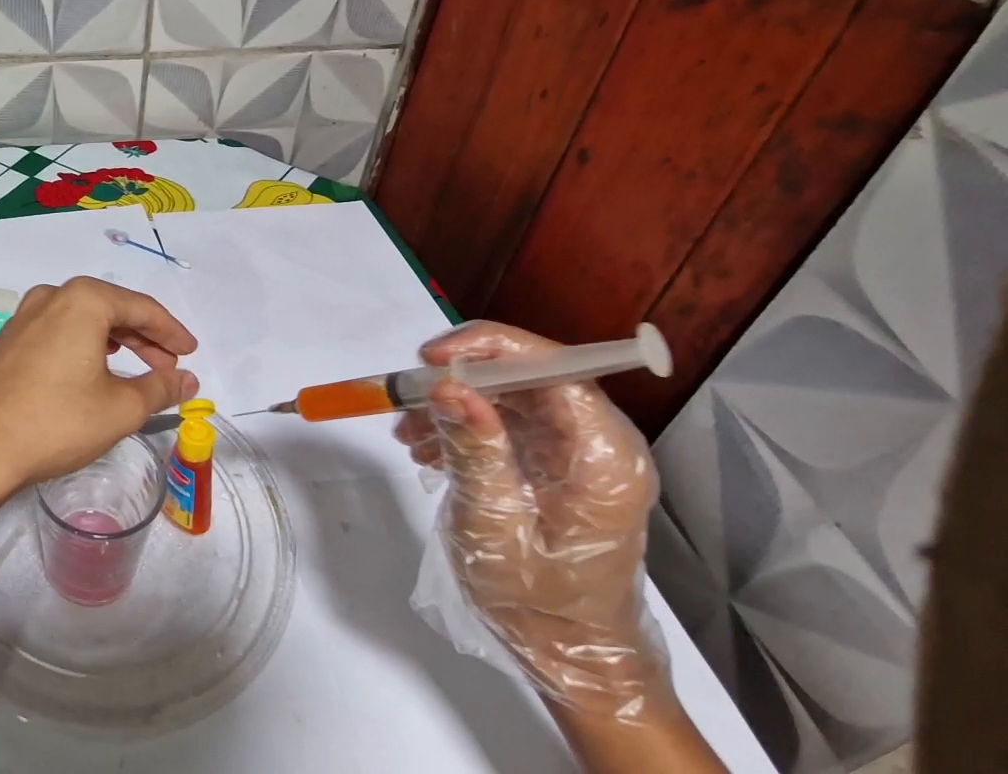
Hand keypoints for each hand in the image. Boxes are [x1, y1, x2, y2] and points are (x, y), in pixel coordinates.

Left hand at [0, 277, 198, 496]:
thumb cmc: (57, 422)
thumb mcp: (121, 408)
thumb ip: (161, 387)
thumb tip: (188, 380)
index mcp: (82, 300)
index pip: (141, 308)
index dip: (171, 332)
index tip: (191, 353)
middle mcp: (50, 297)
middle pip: (111, 310)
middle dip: (145, 338)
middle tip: (170, 367)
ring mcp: (22, 319)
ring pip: (82, 322)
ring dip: (115, 343)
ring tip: (138, 371)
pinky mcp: (6, 344)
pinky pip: (58, 334)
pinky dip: (84, 349)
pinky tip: (94, 373)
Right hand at [394, 321, 670, 721]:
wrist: (572, 658)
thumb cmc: (539, 604)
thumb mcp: (495, 528)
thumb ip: (475, 452)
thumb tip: (448, 386)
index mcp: (602, 456)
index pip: (554, 367)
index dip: (491, 348)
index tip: (431, 360)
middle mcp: (598, 443)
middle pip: (528, 376)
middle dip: (461, 380)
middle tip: (405, 400)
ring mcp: (577, 454)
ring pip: (510, 397)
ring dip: (455, 405)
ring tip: (409, 435)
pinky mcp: (556, 466)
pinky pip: (506, 424)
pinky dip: (463, 428)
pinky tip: (429, 452)